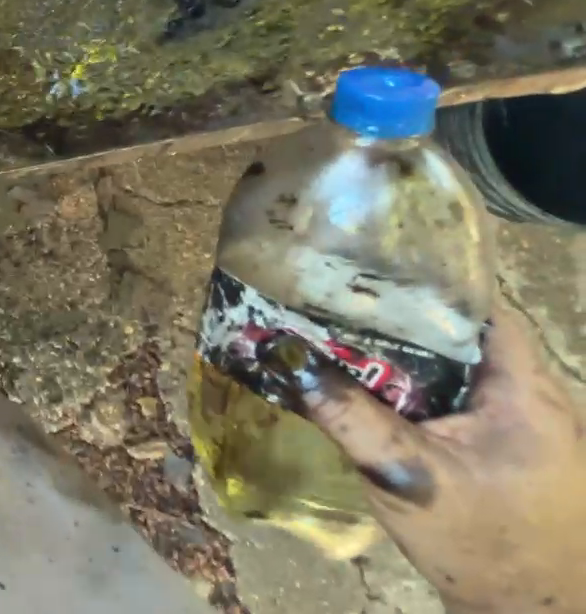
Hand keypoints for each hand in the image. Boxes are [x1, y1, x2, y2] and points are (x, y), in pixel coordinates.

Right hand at [268, 310, 585, 613]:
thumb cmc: (483, 542)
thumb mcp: (404, 473)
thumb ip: (345, 412)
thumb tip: (278, 354)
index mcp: (526, 396)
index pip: (483, 311)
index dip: (427, 280)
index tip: (361, 262)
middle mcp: (527, 401)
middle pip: (455, 333)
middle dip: (389, 310)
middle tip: (321, 291)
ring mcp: (510, 426)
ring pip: (443, 365)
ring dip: (387, 347)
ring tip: (323, 326)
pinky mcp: (488, 446)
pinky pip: (438, 394)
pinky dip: (394, 379)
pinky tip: (349, 378)